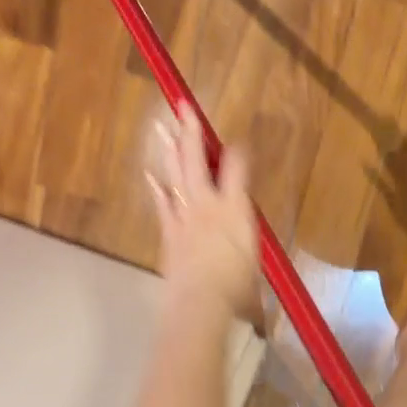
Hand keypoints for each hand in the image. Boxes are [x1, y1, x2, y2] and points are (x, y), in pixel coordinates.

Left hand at [146, 103, 257, 316]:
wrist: (200, 300)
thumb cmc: (237, 288)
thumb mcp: (255, 272)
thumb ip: (253, 265)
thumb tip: (256, 284)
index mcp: (236, 209)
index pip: (238, 168)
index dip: (238, 152)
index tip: (238, 142)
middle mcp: (209, 204)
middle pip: (199, 161)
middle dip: (192, 132)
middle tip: (183, 107)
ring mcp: (185, 216)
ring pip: (176, 175)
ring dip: (170, 150)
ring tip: (162, 127)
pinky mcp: (169, 231)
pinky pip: (163, 203)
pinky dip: (157, 188)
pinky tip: (150, 173)